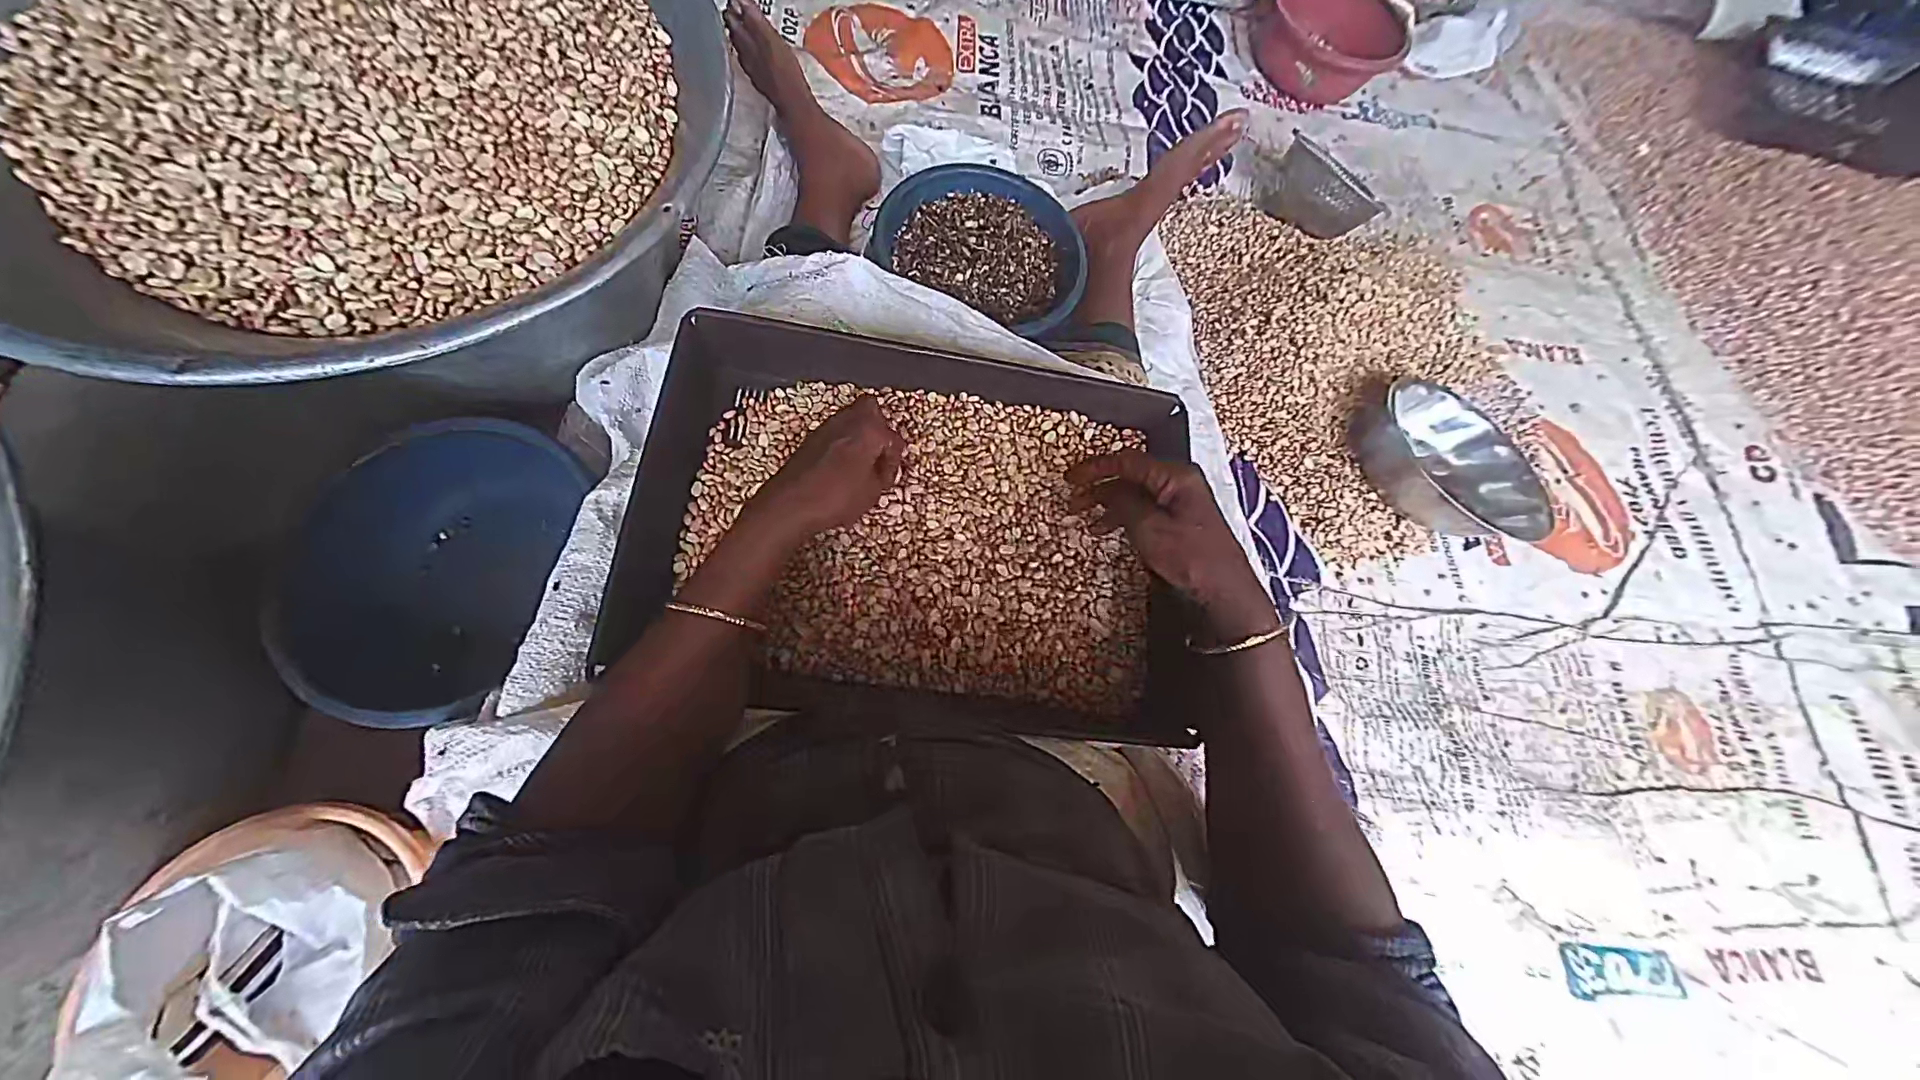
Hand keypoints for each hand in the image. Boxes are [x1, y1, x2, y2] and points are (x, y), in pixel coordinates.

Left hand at [744, 396, 904, 544]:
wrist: (791, 504)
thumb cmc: (835, 497)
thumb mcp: (873, 491)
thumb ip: (884, 474)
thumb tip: (883, 468)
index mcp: (870, 429)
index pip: (893, 438)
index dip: (894, 459)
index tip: (888, 475)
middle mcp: (847, 420)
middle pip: (871, 412)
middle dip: (878, 431)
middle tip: (879, 457)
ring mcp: (825, 428)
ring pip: (849, 421)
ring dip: (858, 438)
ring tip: (860, 467)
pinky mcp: (809, 439)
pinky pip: (834, 435)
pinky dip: (841, 446)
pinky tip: (841, 470)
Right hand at [1066, 451, 1280, 643]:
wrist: (1224, 591)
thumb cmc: (1192, 559)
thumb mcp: (1149, 528)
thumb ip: (1124, 503)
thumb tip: (1106, 489)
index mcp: (1175, 476)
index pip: (1127, 461)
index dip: (1095, 467)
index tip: (1072, 477)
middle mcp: (1179, 482)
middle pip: (1130, 475)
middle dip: (1099, 486)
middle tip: (1074, 497)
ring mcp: (1180, 501)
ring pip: (1135, 493)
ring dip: (1108, 503)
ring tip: (1085, 516)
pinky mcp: (1179, 519)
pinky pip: (1144, 508)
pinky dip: (1122, 515)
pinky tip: (1107, 528)